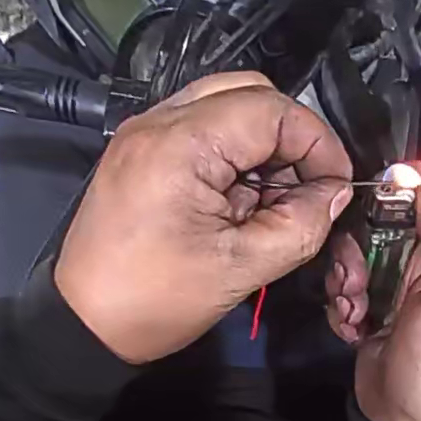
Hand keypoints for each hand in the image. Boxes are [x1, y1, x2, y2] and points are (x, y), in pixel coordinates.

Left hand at [55, 72, 353, 363]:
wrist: (85, 326)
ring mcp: (142, 137)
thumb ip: (300, 225)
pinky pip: (198, 133)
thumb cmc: (150, 304)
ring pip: (225, 109)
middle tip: (306, 189)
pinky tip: (236, 201)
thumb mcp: (239, 269)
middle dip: (289, 139)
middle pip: (249, 94)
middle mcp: (155, 125)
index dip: (317, 144)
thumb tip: (333, 195)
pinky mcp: (138, 156)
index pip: (272, 110)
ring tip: (269, 202)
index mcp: (178, 145)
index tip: (335, 184)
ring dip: (260, 148)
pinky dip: (230, 158)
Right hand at [325, 167, 420, 420]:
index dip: (413, 183)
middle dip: (363, 241)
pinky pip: (346, 286)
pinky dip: (340, 301)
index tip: (378, 191)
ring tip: (353, 306)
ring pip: (361, 253)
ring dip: (346, 276)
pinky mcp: (374, 311)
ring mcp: (402, 290)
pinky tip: (350, 323)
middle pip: (390, 221)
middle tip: (356, 273)